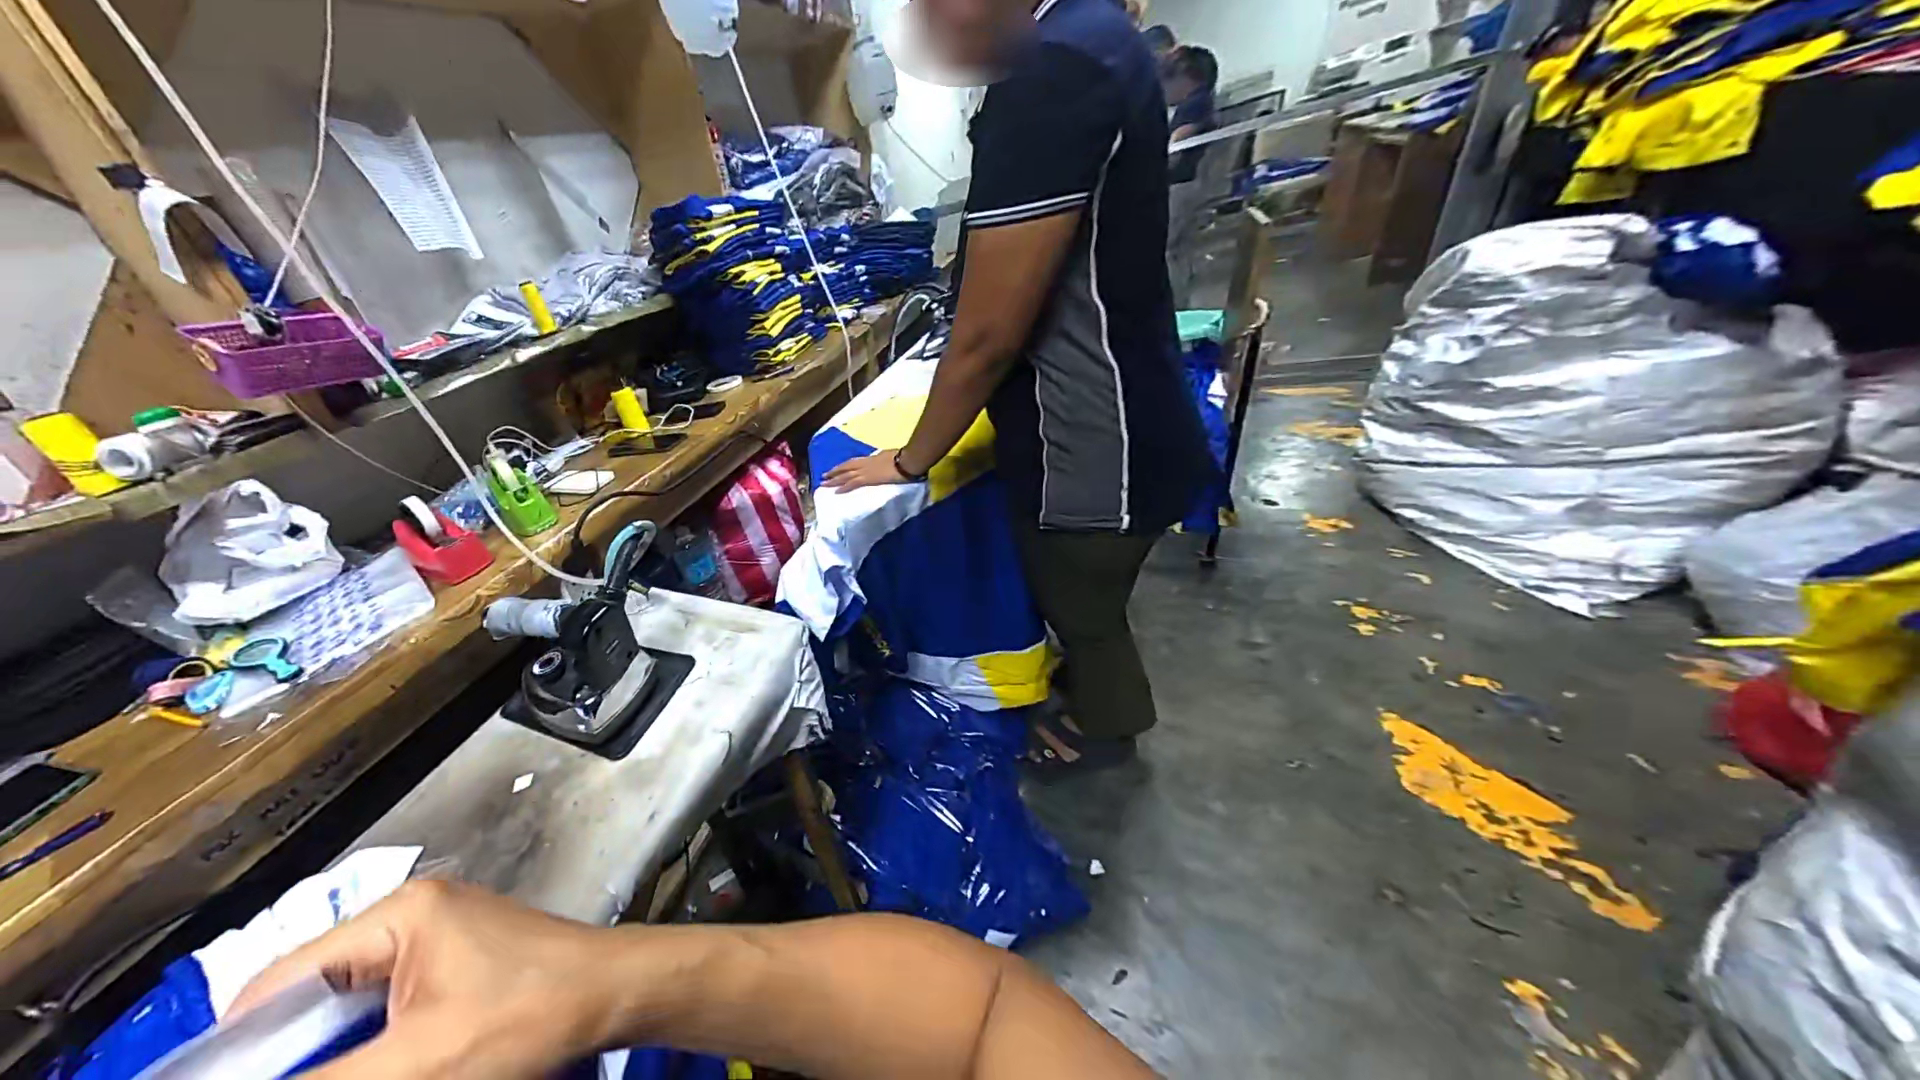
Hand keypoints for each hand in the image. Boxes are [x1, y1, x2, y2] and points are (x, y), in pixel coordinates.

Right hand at [232, 881, 630, 1079]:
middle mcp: (414, 914)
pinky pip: (387, 1004)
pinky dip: (367, 1045)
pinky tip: (370, 1069)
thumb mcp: (413, 1063)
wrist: (614, 990)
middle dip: (284, 1059)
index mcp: (398, 916)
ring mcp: (440, 933)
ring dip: (327, 1055)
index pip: (276, 985)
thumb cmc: (526, 1015)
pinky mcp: (459, 958)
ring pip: (347, 1006)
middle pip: (311, 995)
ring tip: (340, 1076)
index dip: (229, 1057)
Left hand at [822, 450, 917, 491]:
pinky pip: (853, 483)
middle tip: (823, 476)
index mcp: (872, 458)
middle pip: (846, 467)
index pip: (854, 462)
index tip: (836, 468)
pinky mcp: (868, 479)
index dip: (844, 465)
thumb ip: (883, 457)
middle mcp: (866, 463)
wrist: (907, 461)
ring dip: (834, 480)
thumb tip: (882, 458)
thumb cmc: (904, 458)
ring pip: (845, 475)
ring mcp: (866, 471)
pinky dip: (844, 487)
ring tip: (824, 484)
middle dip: (834, 472)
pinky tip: (836, 492)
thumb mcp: (890, 455)